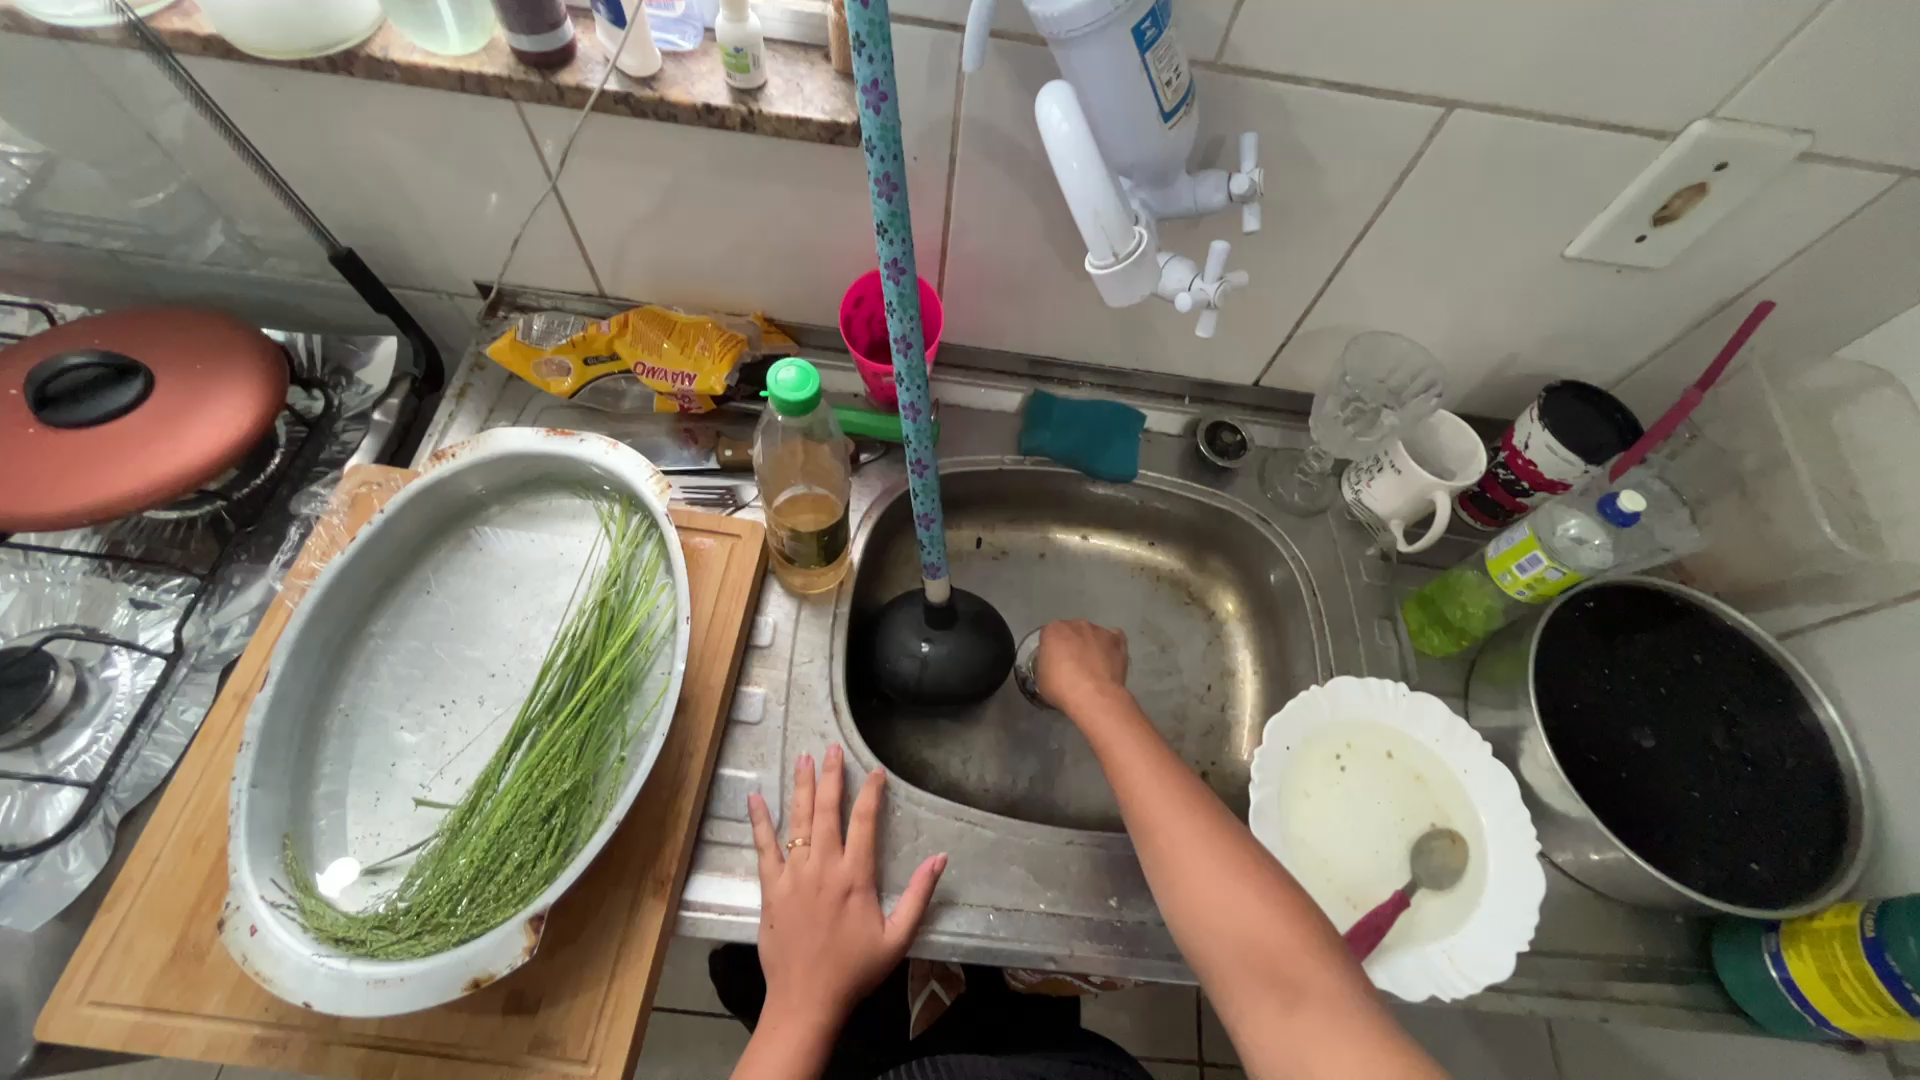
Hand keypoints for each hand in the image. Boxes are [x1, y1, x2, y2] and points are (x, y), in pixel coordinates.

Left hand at [747, 744, 946, 1030]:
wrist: (805, 1002)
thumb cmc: (855, 970)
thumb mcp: (898, 938)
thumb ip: (920, 895)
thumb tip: (941, 857)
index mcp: (855, 876)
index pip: (864, 821)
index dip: (870, 792)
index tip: (875, 771)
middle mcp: (823, 867)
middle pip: (827, 810)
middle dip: (831, 776)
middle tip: (831, 748)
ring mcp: (793, 875)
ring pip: (797, 821)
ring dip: (801, 787)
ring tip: (803, 759)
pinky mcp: (771, 888)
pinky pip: (764, 848)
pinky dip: (759, 821)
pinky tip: (755, 798)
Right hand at [1037, 619, 1130, 715]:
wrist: (1094, 697)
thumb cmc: (1061, 688)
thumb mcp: (1041, 678)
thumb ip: (1046, 663)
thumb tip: (1054, 665)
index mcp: (1054, 630)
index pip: (1049, 635)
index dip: (1051, 650)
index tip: (1053, 664)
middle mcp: (1077, 625)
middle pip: (1072, 631)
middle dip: (1072, 645)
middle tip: (1072, 666)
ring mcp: (1099, 631)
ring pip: (1093, 634)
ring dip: (1091, 645)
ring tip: (1094, 667)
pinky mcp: (1117, 641)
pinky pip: (1114, 638)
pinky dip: (1111, 646)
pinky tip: (1109, 659)